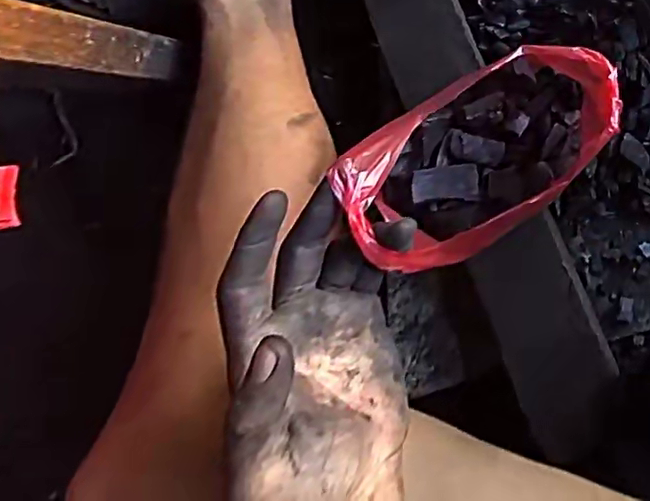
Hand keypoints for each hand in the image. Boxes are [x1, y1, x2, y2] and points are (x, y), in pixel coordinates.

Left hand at [218, 182, 408, 500]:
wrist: (345, 494)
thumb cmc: (286, 490)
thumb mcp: (257, 460)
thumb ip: (257, 406)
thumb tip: (267, 348)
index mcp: (255, 347)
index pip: (245, 283)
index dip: (255, 240)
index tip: (274, 199)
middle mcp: (292, 323)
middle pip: (300, 256)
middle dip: (320, 216)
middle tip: (346, 179)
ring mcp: (333, 321)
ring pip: (343, 258)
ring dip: (362, 229)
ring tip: (387, 206)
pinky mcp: (368, 325)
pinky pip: (376, 277)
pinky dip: (390, 252)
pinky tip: (404, 235)